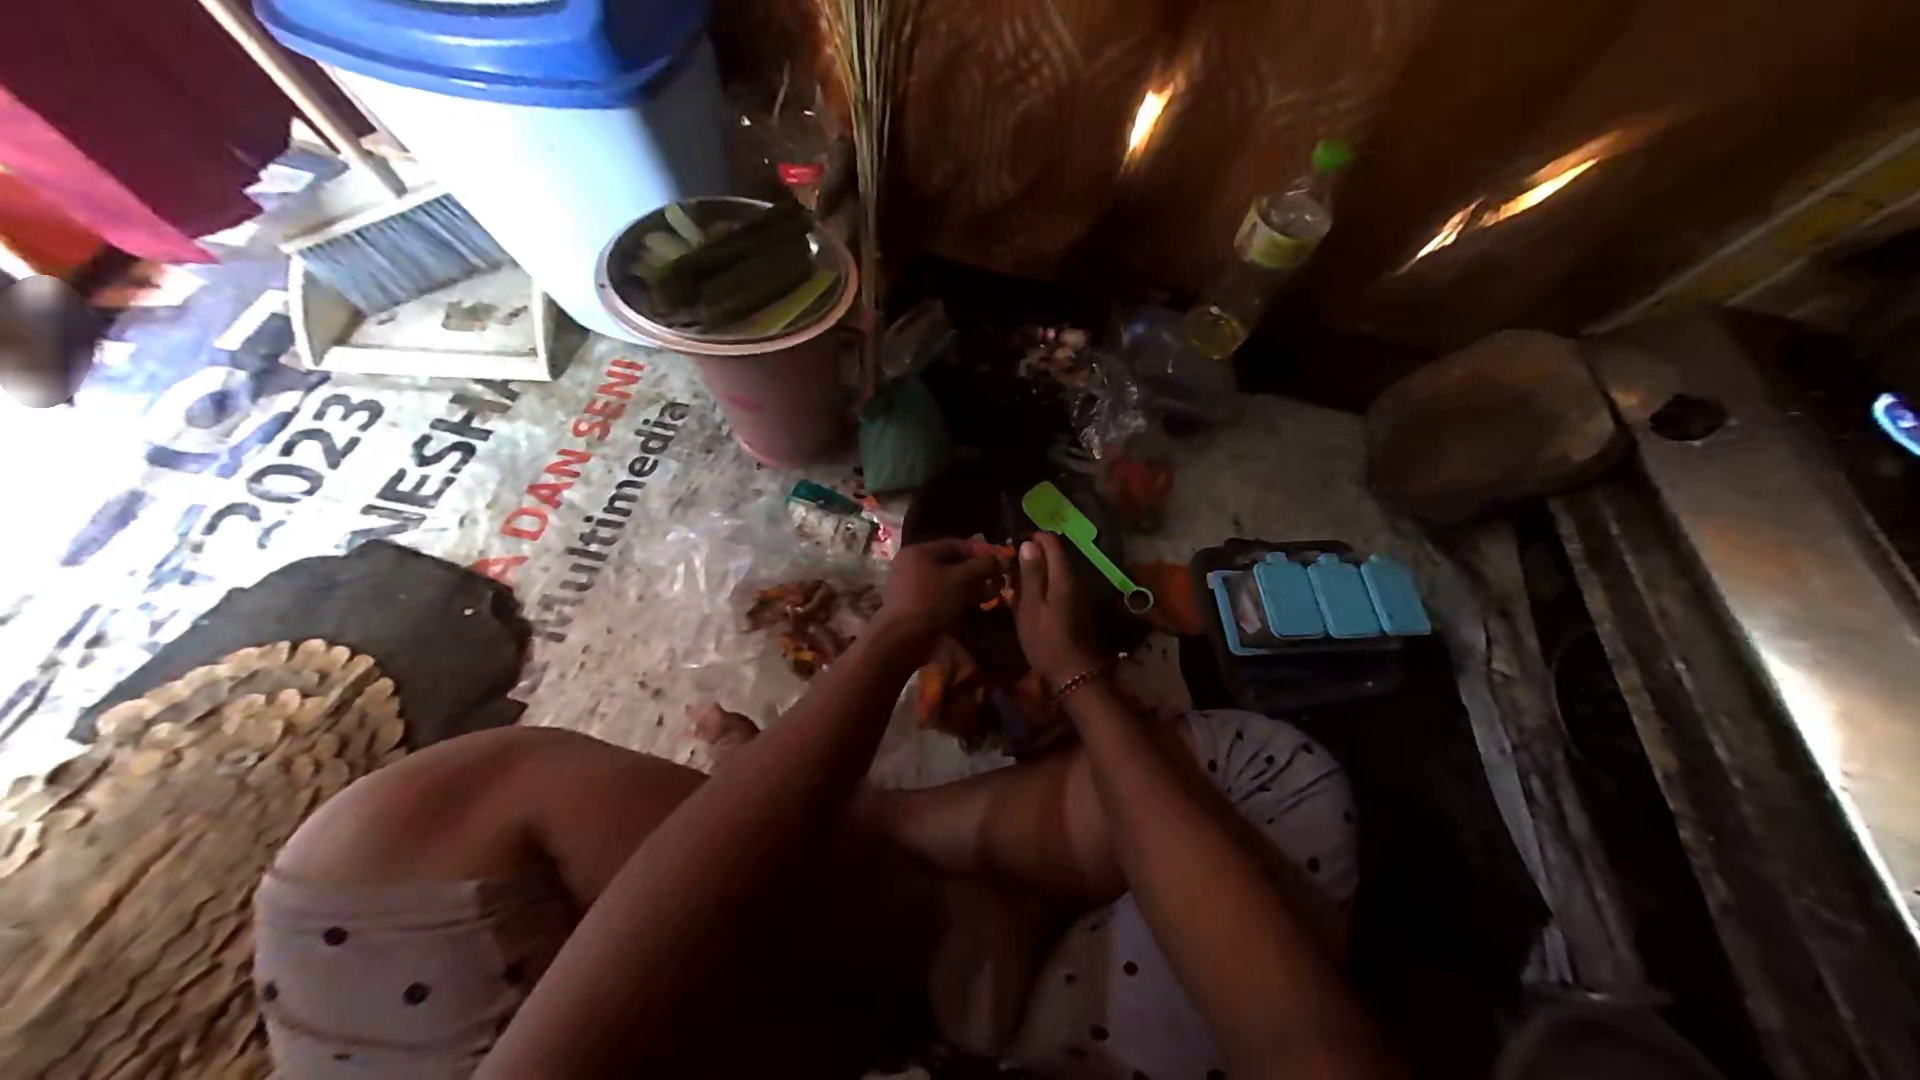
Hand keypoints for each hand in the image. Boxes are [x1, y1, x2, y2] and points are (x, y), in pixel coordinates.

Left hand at [876, 538, 1004, 642]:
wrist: (903, 639)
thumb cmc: (932, 601)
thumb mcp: (962, 580)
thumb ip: (983, 566)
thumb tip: (1002, 558)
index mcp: (919, 552)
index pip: (956, 544)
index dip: (981, 552)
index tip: (1000, 562)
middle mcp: (913, 565)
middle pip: (952, 563)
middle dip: (978, 571)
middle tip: (998, 580)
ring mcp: (912, 586)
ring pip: (948, 581)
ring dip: (971, 586)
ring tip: (992, 594)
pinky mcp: (916, 605)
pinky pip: (941, 595)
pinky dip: (959, 598)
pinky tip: (976, 605)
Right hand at [1014, 532, 1104, 687]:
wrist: (1072, 673)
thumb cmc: (1045, 640)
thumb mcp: (1031, 606)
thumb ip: (1031, 574)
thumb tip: (1029, 543)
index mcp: (1063, 576)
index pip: (1051, 541)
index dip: (1031, 538)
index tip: (1012, 547)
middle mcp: (1075, 579)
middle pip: (1054, 555)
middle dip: (1032, 555)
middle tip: (1009, 569)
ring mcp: (1077, 593)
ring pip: (1055, 571)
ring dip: (1036, 572)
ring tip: (1014, 585)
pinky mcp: (1075, 607)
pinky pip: (1057, 586)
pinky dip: (1043, 586)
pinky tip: (1028, 600)